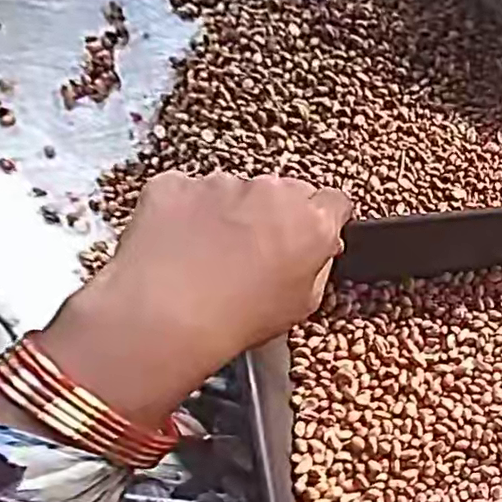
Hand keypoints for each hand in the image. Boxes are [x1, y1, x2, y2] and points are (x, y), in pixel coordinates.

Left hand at [35, 171, 351, 427]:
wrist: (165, 315)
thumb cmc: (238, 317)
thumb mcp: (304, 305)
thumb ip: (319, 266)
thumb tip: (317, 252)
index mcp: (312, 222)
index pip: (335, 201)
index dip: (327, 218)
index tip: (316, 232)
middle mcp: (272, 192)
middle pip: (288, 192)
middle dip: (280, 216)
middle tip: (262, 254)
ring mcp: (222, 183)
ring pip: (238, 191)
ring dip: (233, 214)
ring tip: (216, 257)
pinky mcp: (176, 184)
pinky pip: (191, 192)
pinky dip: (190, 213)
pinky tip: (185, 247)